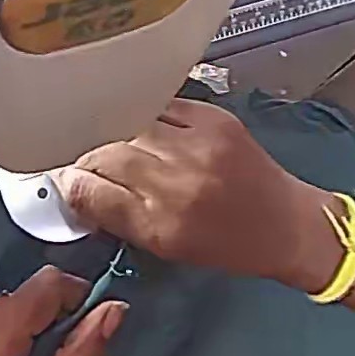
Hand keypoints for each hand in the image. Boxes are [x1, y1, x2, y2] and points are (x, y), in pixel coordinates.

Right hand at [54, 98, 341, 292]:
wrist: (289, 223)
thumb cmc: (224, 245)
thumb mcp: (166, 247)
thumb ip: (117, 217)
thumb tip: (75, 186)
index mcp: (164, 225)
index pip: (92, 193)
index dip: (70, 183)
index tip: (64, 180)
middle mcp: (178, 182)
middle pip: (105, 154)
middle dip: (88, 159)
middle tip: (86, 163)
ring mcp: (198, 143)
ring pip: (127, 127)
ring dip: (113, 135)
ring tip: (114, 143)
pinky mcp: (214, 117)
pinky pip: (158, 108)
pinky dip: (145, 119)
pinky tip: (145, 129)